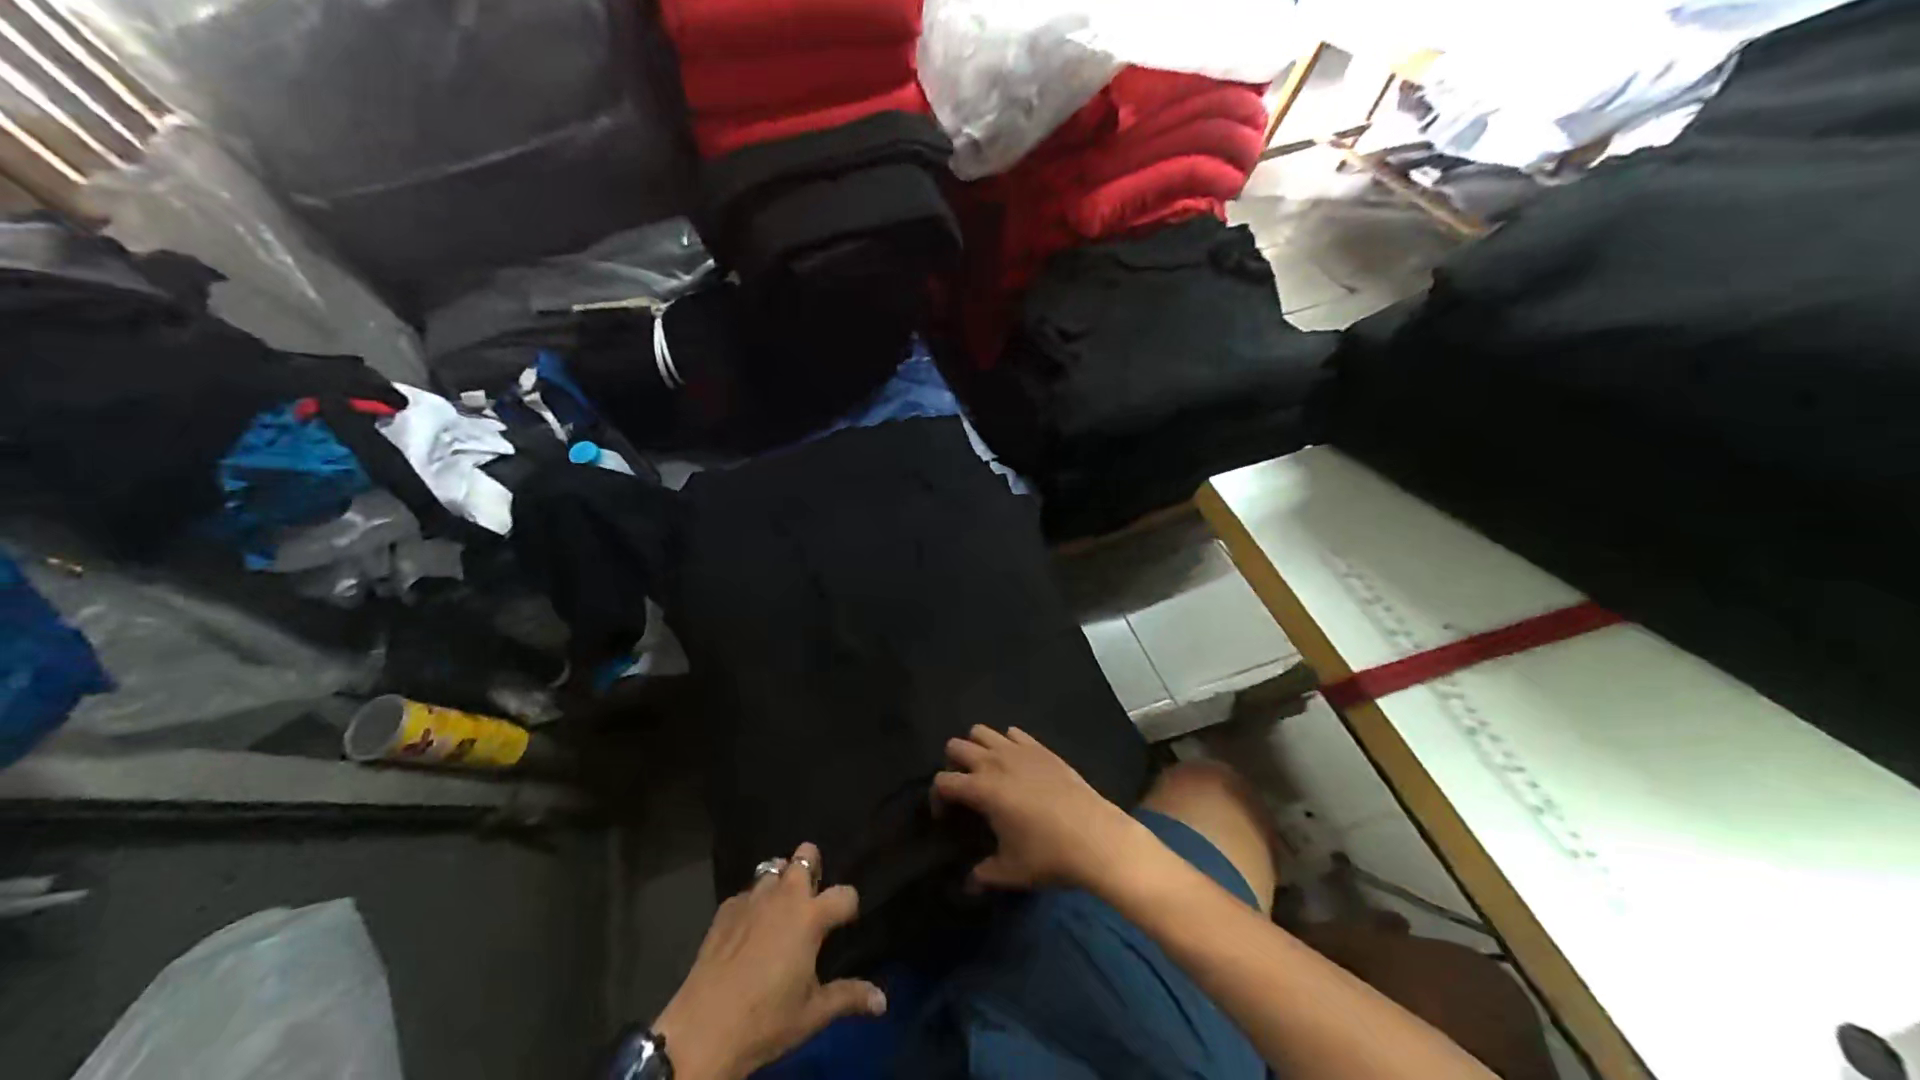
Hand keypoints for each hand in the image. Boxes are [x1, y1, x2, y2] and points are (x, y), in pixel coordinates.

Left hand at [652, 843, 886, 1079]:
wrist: (702, 1031)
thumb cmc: (766, 1020)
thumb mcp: (814, 1013)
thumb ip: (849, 997)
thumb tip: (883, 1001)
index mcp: (810, 916)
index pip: (845, 893)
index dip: (850, 906)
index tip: (847, 922)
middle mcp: (783, 897)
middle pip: (805, 854)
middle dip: (814, 866)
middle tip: (814, 896)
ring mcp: (751, 899)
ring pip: (773, 867)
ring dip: (782, 879)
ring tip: (783, 905)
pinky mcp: (724, 910)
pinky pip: (746, 892)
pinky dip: (754, 901)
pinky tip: (750, 925)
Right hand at [931, 725, 1151, 892]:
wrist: (1097, 837)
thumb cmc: (1048, 855)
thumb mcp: (1010, 872)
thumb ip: (982, 875)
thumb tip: (968, 885)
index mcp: (981, 789)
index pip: (942, 781)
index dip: (937, 798)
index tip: (947, 817)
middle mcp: (995, 762)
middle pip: (956, 746)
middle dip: (953, 765)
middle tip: (965, 790)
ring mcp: (1020, 751)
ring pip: (982, 731)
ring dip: (977, 748)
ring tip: (987, 772)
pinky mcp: (1042, 749)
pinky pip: (1014, 733)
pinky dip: (1007, 743)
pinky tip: (1017, 765)